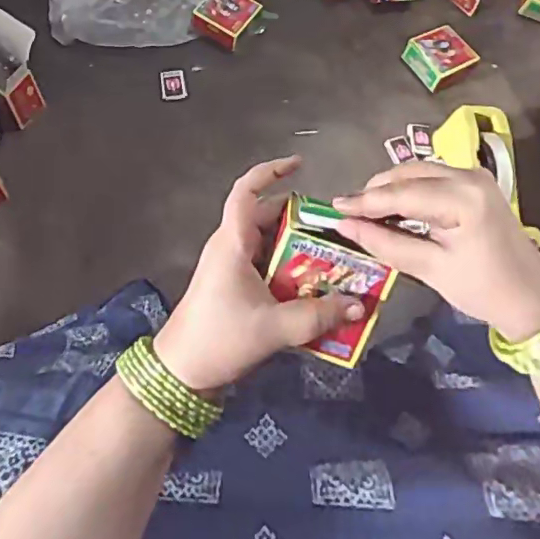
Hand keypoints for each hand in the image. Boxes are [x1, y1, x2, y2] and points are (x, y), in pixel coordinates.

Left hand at [154, 157, 363, 391]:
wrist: (181, 373)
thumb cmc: (219, 338)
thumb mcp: (274, 328)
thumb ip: (318, 316)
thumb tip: (358, 305)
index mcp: (232, 242)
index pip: (246, 191)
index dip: (270, 172)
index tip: (299, 165)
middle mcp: (230, 246)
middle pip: (267, 217)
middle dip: (300, 219)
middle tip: (334, 229)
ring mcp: (230, 266)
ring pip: (268, 242)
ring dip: (297, 247)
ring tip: (333, 257)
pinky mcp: (233, 285)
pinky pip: (265, 264)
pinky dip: (288, 268)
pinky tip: (312, 287)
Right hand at [332, 162, 539, 341]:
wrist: (536, 299)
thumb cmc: (485, 289)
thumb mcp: (431, 270)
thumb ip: (386, 243)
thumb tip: (345, 226)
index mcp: (462, 199)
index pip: (401, 194)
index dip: (364, 201)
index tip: (334, 208)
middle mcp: (468, 176)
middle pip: (407, 175)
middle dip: (375, 191)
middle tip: (348, 212)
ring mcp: (474, 175)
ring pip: (417, 171)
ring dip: (390, 188)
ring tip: (366, 210)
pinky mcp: (475, 182)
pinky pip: (431, 177)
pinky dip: (408, 188)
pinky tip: (393, 206)